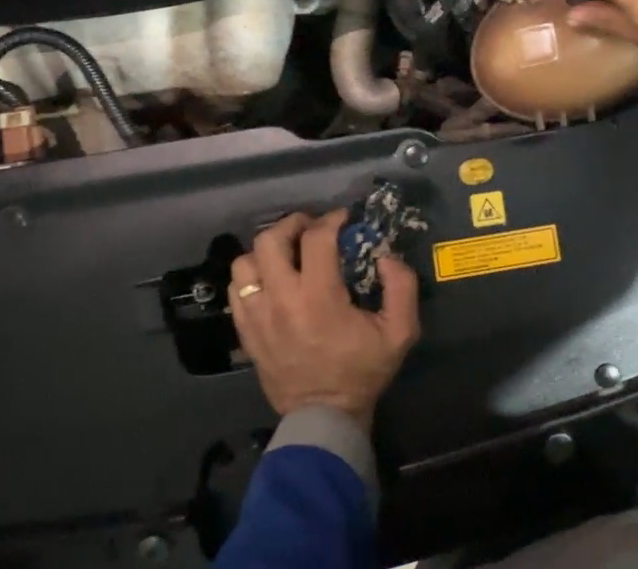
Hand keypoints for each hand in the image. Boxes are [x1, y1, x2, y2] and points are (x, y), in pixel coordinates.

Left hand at [229, 209, 420, 430]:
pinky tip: (270, 280)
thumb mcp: (400, 332)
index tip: (343, 219)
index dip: (331, 219)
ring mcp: (257, 316)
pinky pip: (235, 289)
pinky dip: (251, 276)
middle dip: (291, 224)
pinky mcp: (245, 331)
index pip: (316, 238)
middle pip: (269, 240)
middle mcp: (281, 300)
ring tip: (286, 254)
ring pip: (244, 262)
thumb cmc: (363, 371)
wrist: (324, 417)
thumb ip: (402, 286)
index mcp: (318, 297)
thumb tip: (385, 256)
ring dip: (266, 251)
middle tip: (310, 229)